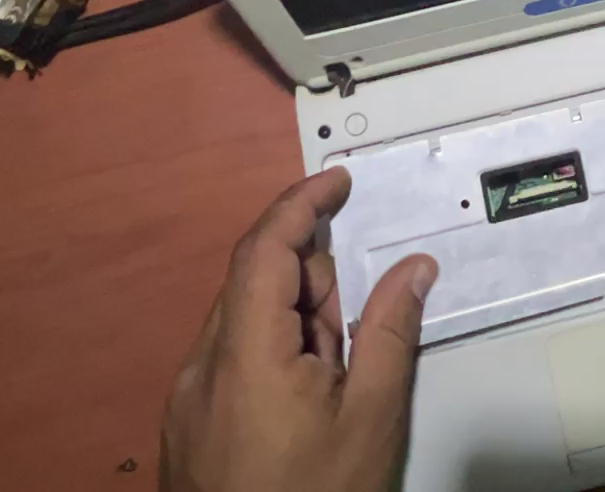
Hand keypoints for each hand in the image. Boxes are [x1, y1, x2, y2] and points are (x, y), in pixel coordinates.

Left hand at [161, 168, 438, 491]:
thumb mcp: (371, 416)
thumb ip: (392, 329)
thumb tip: (416, 265)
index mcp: (244, 355)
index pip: (264, 250)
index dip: (301, 203)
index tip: (340, 180)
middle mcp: (203, 365)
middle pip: (258, 282)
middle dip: (314, 283)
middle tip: (354, 332)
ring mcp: (189, 396)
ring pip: (248, 318)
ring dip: (298, 321)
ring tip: (333, 379)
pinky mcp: (188, 422)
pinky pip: (234, 354)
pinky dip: (276, 349)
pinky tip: (306, 397)